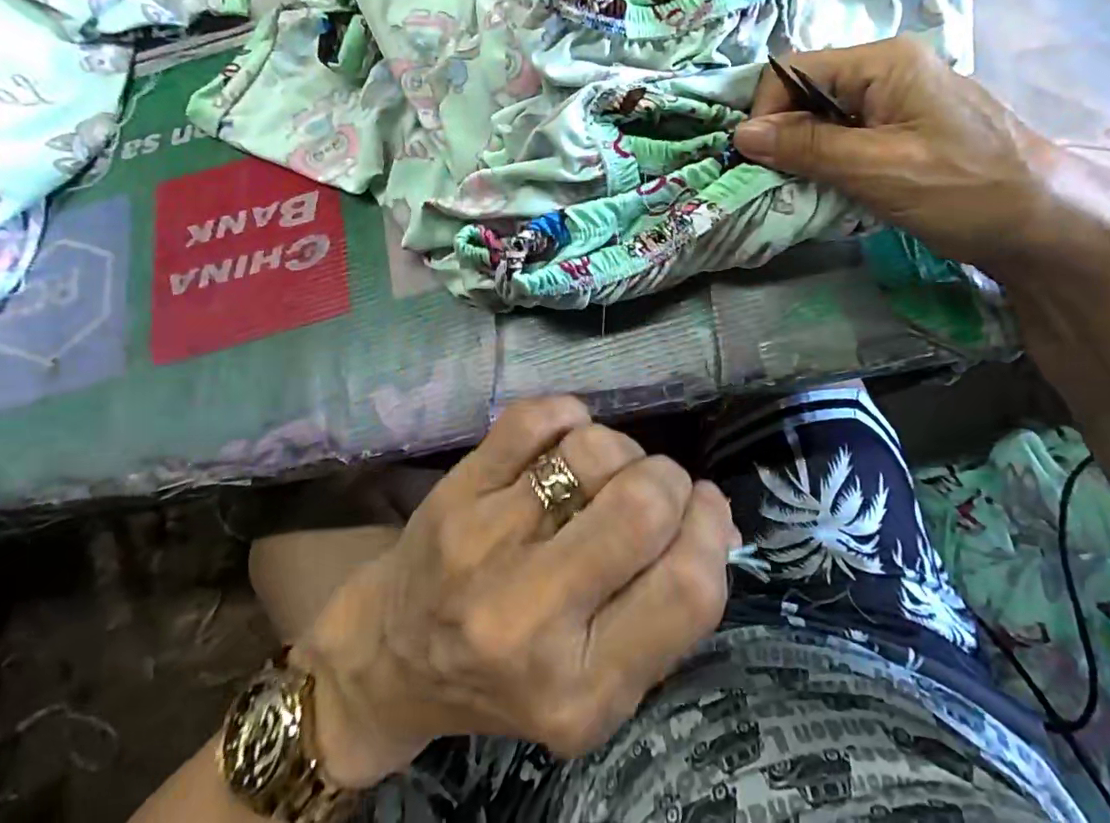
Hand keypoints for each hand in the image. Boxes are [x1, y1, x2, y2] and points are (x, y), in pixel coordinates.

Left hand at [291, 397, 738, 787]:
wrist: (395, 657)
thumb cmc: (507, 680)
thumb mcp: (596, 694)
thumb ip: (665, 616)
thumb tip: (715, 514)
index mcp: (581, 690)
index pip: (686, 590)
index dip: (710, 531)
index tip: (705, 507)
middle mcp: (528, 619)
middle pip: (641, 507)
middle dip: (669, 482)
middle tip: (658, 487)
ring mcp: (483, 547)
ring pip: (591, 453)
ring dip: (621, 450)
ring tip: (608, 472)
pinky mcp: (453, 495)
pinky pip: (532, 420)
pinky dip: (568, 415)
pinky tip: (567, 441)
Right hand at [732, 37, 1109, 276]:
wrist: (1046, 225)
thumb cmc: (966, 190)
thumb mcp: (878, 169)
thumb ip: (808, 147)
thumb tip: (742, 134)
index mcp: (883, 61)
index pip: (792, 70)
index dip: (767, 112)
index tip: (761, 162)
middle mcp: (888, 69)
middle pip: (806, 92)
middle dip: (784, 135)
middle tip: (782, 181)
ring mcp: (899, 98)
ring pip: (823, 117)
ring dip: (805, 153)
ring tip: (809, 189)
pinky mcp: (904, 128)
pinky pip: (847, 136)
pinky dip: (830, 162)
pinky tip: (835, 188)